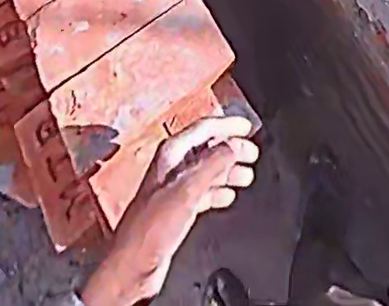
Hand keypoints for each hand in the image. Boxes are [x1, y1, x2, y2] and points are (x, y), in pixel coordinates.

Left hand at [81, 117, 258, 305]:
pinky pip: (204, 190)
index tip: (247, 126)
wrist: (135, 264)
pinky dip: (219, 189)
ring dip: (229, 169)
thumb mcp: (187, 190)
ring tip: (247, 172)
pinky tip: (228, 195)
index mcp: (172, 152)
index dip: (228, 125)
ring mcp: (175, 186)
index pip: (205, 128)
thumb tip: (233, 145)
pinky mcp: (177, 207)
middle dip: (232, 147)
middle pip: (208, 147)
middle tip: (253, 151)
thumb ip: (212, 164)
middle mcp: (173, 165)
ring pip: (208, 169)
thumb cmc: (152, 227)